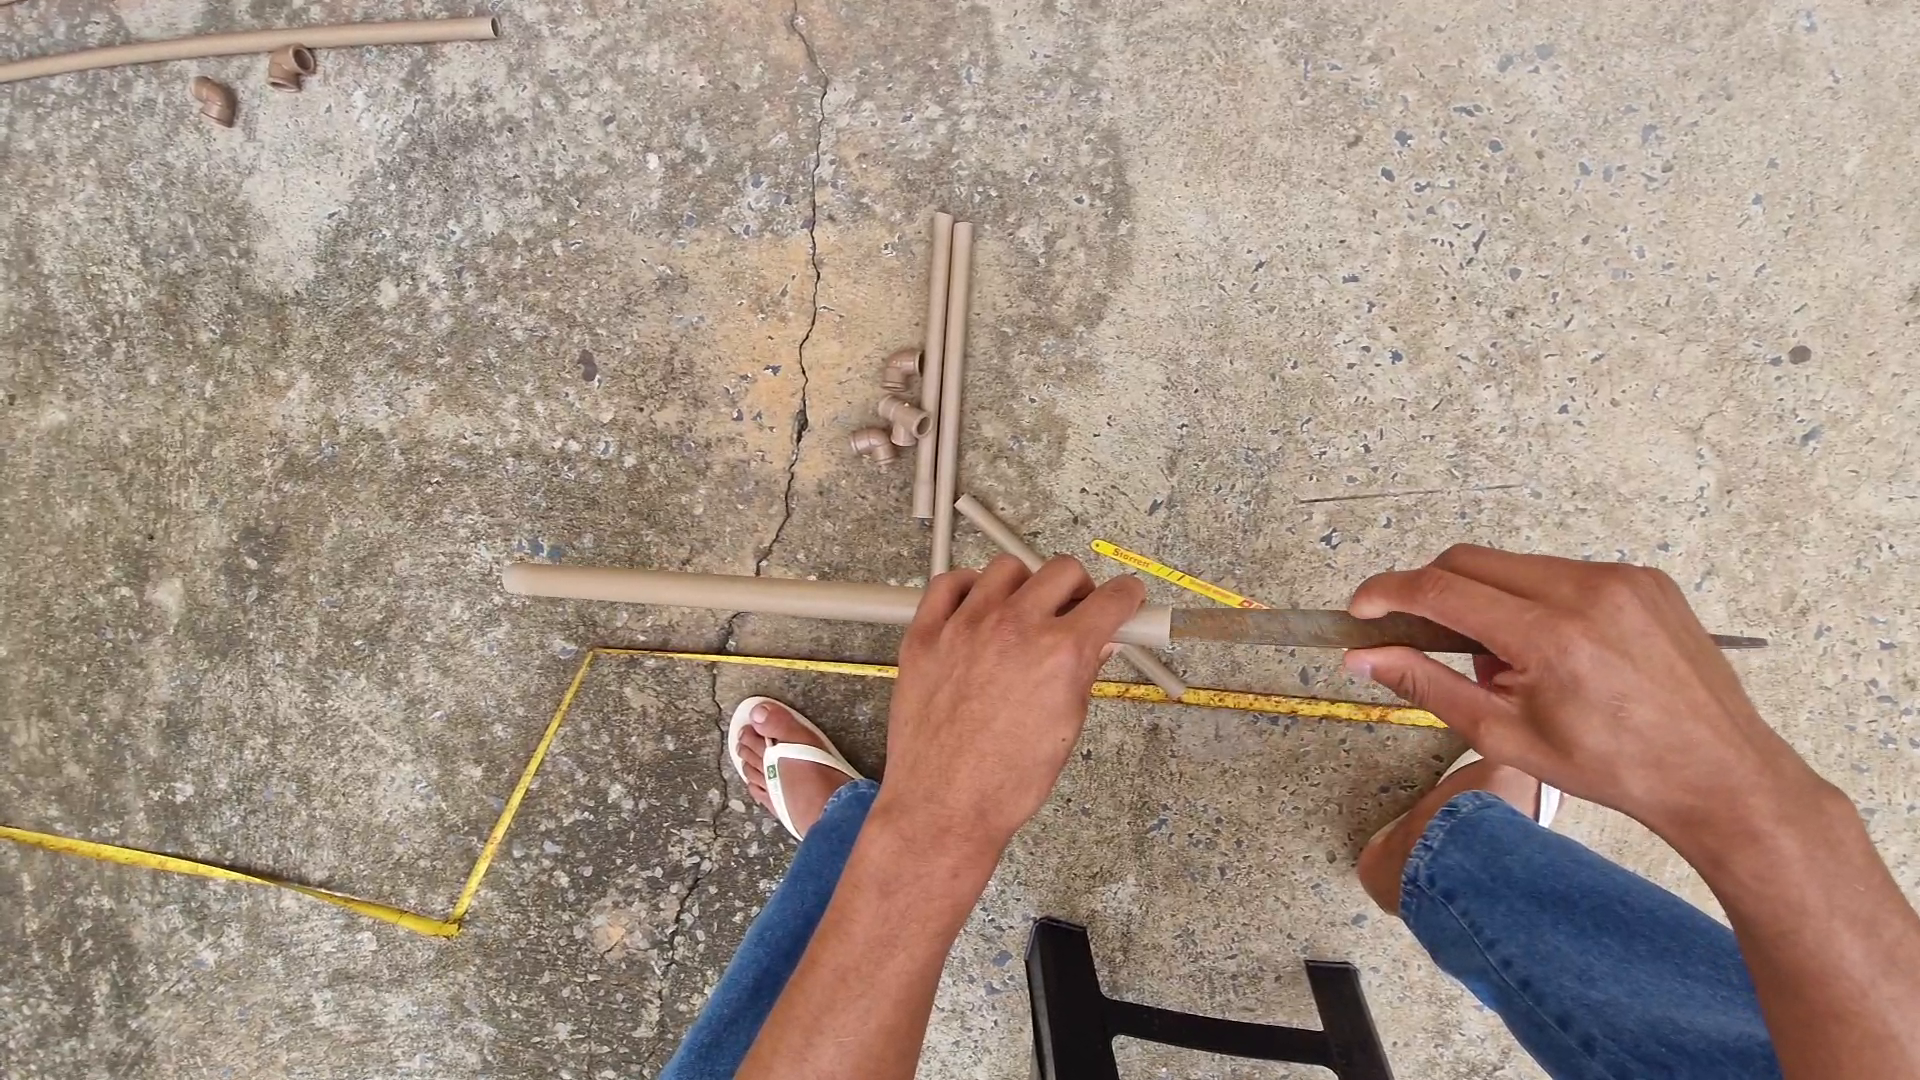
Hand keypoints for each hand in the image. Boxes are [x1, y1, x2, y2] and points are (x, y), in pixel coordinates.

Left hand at [876, 554, 1145, 858]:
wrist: (944, 805)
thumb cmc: (1005, 781)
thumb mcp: (1066, 727)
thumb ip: (1083, 673)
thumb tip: (1097, 644)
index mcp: (1060, 653)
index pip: (1110, 599)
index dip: (1127, 596)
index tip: (1124, 597)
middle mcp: (1014, 627)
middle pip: (1062, 570)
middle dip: (1077, 588)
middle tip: (1072, 610)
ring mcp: (965, 626)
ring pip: (1006, 568)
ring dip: (1023, 585)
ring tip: (1020, 612)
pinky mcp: (925, 633)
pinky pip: (948, 583)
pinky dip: (967, 588)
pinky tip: (974, 608)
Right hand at [1343, 544, 1823, 841]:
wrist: (1725, 778)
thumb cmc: (1609, 767)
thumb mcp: (1500, 733)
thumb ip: (1422, 684)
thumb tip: (1361, 656)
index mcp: (1551, 635)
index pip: (1440, 588)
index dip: (1385, 592)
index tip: (1358, 609)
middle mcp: (1587, 590)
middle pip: (1466, 561)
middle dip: (1427, 591)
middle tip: (1419, 636)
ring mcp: (1620, 577)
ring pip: (1507, 564)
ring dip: (1477, 597)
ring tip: (1498, 656)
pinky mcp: (1641, 577)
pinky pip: (1552, 570)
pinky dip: (1524, 597)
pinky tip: (1542, 645)